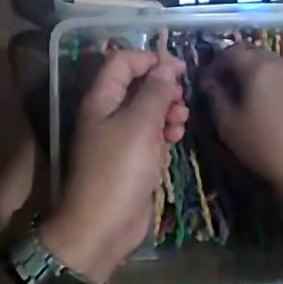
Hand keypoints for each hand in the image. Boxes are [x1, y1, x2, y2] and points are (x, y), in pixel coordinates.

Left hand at [43, 49, 187, 277]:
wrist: (103, 225)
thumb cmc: (119, 170)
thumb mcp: (140, 125)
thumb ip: (154, 92)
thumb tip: (165, 66)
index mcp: (100, 100)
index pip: (121, 62)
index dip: (149, 58)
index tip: (178, 67)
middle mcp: (107, 114)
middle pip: (136, 85)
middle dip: (162, 86)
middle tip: (183, 95)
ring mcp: (118, 137)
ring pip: (146, 110)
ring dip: (167, 109)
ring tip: (182, 119)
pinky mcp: (131, 158)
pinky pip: (149, 135)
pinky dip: (164, 131)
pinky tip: (177, 137)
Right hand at [201, 46, 282, 191]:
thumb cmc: (263, 144)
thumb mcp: (228, 123)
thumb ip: (214, 96)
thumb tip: (209, 82)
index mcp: (258, 67)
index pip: (229, 52)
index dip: (213, 64)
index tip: (204, 82)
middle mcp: (280, 63)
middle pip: (251, 52)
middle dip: (232, 64)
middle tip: (220, 85)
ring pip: (268, 62)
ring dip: (251, 71)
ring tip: (240, 94)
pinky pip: (281, 74)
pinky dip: (267, 80)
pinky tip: (262, 101)